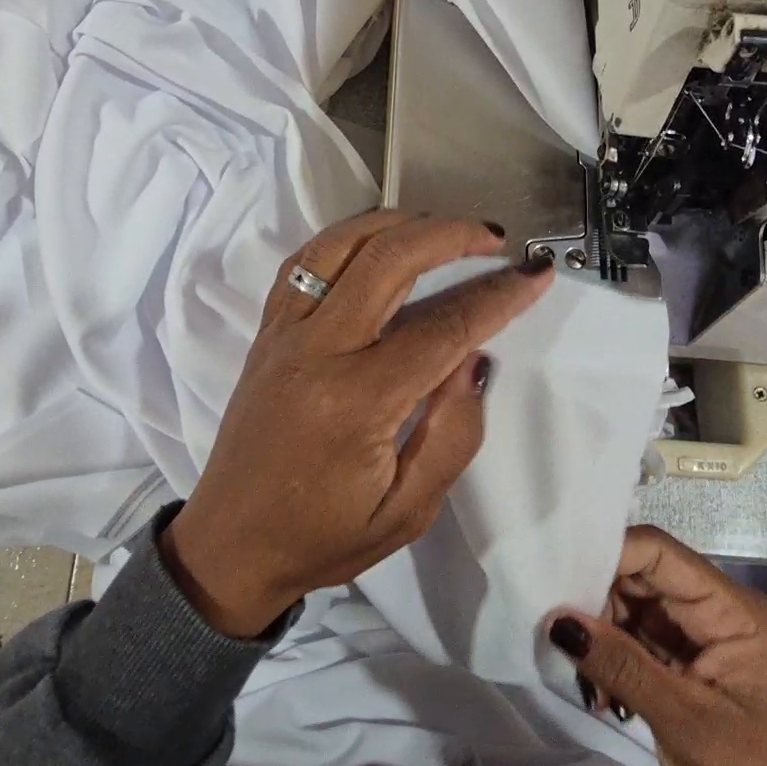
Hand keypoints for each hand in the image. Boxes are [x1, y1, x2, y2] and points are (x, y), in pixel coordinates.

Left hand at [159, 210, 554, 637]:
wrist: (231, 542)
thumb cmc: (323, 537)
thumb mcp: (407, 512)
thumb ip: (452, 434)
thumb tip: (473, 359)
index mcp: (356, 402)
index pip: (441, 328)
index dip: (495, 297)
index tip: (534, 275)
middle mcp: (315, 351)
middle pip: (386, 260)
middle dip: (448, 235)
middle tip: (492, 238)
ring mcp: (282, 334)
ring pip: (339, 245)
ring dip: (395, 223)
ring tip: (442, 229)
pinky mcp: (265, 331)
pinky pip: (302, 262)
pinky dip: (345, 238)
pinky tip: (376, 242)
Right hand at [546, 526, 766, 765]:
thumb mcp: (686, 722)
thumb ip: (622, 667)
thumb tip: (557, 620)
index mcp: (733, 610)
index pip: (660, 553)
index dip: (609, 555)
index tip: (559, 579)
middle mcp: (714, 609)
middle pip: (638, 574)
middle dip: (596, 601)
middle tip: (564, 640)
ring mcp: (696, 633)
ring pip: (627, 604)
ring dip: (597, 634)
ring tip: (587, 681)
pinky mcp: (679, 658)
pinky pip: (629, 635)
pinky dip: (606, 655)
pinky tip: (597, 690)